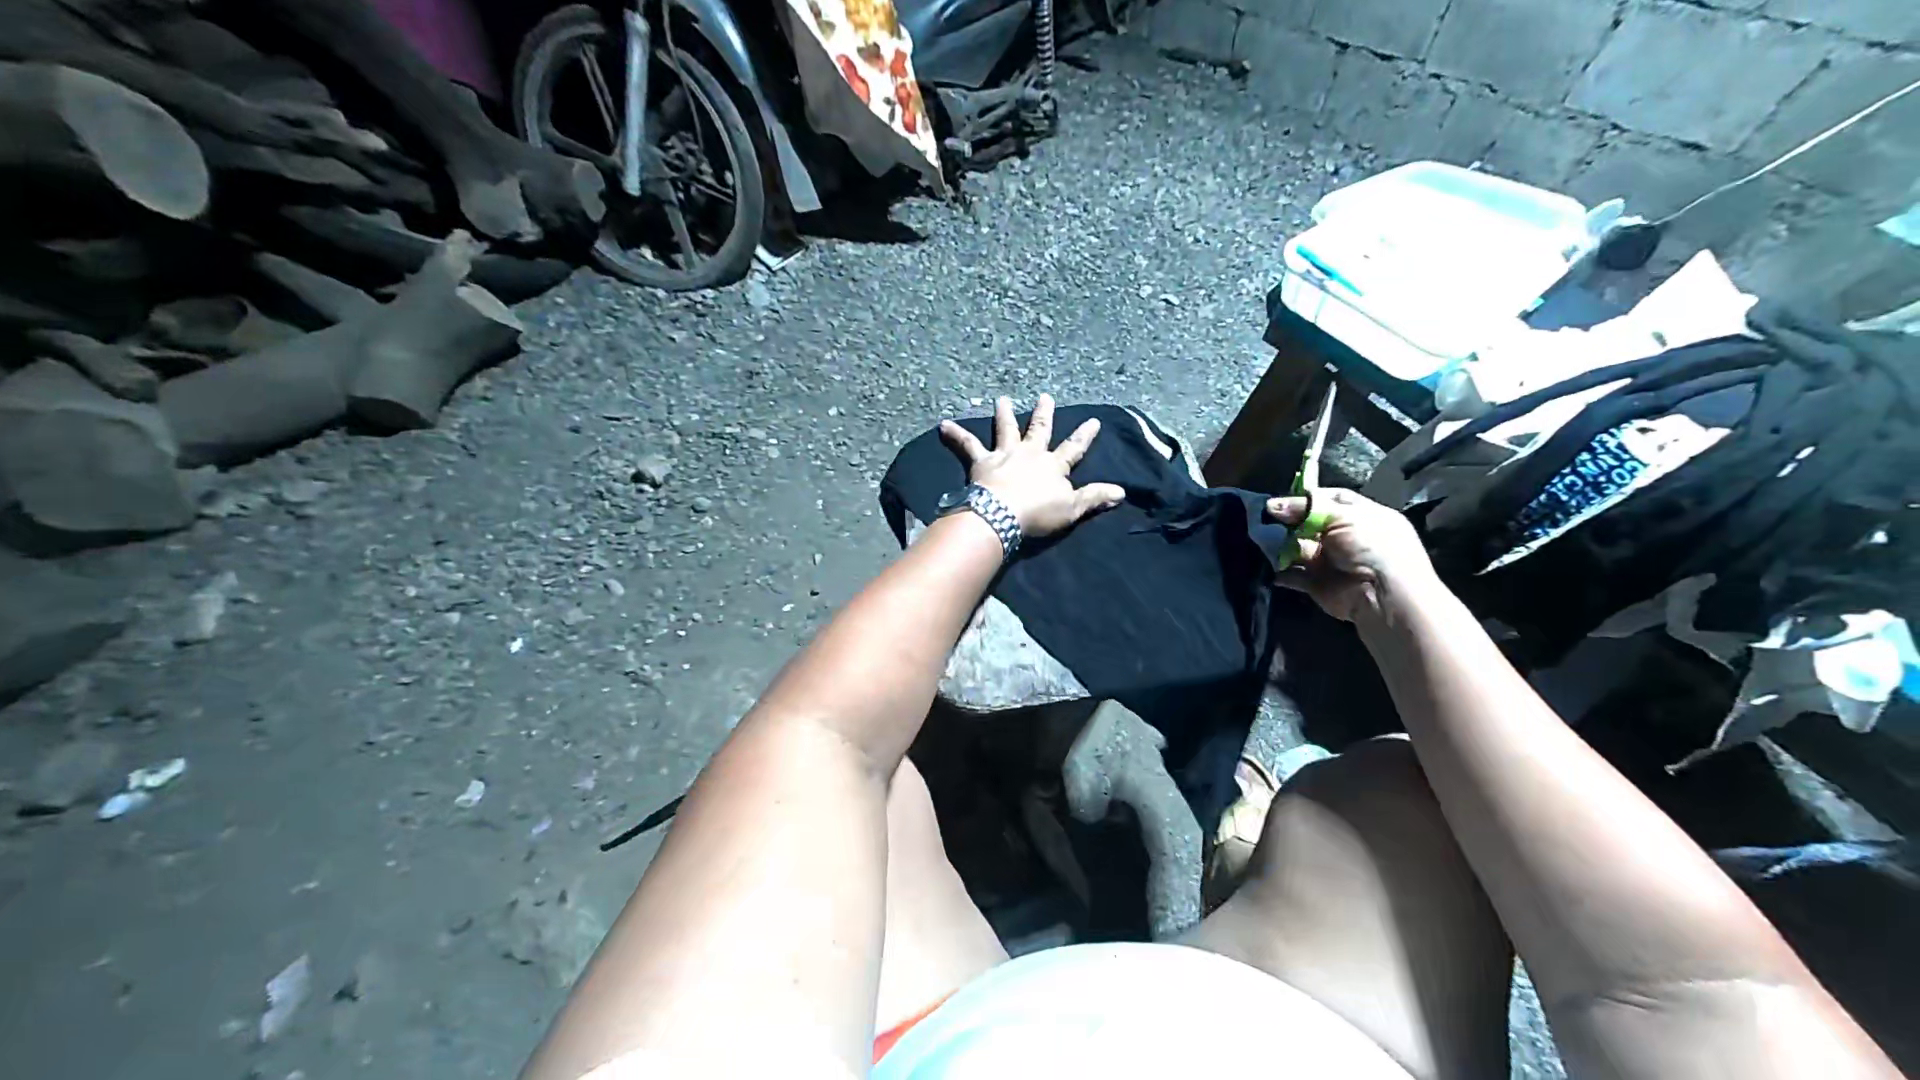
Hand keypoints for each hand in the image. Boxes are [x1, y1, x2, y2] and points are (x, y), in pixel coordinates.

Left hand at [940, 394, 1125, 538]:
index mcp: (1053, 465)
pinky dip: (955, 434)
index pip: (1074, 448)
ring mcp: (1005, 454)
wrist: (1003, 514)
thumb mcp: (1073, 508)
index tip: (1093, 421)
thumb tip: (1122, 492)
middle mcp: (1030, 453)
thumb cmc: (1039, 513)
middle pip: (1039, 430)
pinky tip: (943, 424)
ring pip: (1005, 429)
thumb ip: (1094, 497)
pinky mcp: (981, 461)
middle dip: (1044, 414)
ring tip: (1001, 399)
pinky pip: (966, 444)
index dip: (1084, 436)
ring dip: (1004, 414)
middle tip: (1045, 397)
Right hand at [1266, 489, 1437, 623]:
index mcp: (1361, 516)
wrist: (1382, 595)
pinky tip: (1266, 563)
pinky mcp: (1315, 582)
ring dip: (1278, 545)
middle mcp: (1345, 537)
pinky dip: (1277, 570)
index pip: (1331, 499)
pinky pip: (1290, 573)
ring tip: (1262, 540)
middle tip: (1264, 519)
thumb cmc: (1370, 546)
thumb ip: (1306, 508)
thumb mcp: (1343, 516)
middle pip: (1308, 523)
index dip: (1307, 498)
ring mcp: (1329, 560)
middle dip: (1286, 521)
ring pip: (1296, 547)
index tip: (1280, 499)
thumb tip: (1271, 505)